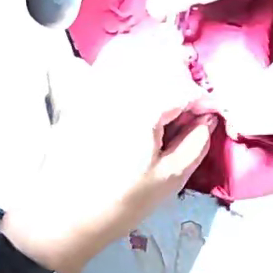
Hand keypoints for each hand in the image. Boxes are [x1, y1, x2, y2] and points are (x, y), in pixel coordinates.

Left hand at [1, 31, 215, 272]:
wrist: (61, 217)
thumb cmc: (118, 203)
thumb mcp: (169, 178)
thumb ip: (195, 143)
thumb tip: (206, 121)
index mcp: (144, 106)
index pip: (186, 88)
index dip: (204, 102)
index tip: (211, 119)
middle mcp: (117, 86)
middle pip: (161, 63)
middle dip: (182, 82)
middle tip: (190, 112)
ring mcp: (92, 87)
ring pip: (131, 55)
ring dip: (155, 68)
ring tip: (163, 99)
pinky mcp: (75, 95)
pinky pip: (103, 64)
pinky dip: (122, 64)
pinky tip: (131, 88)